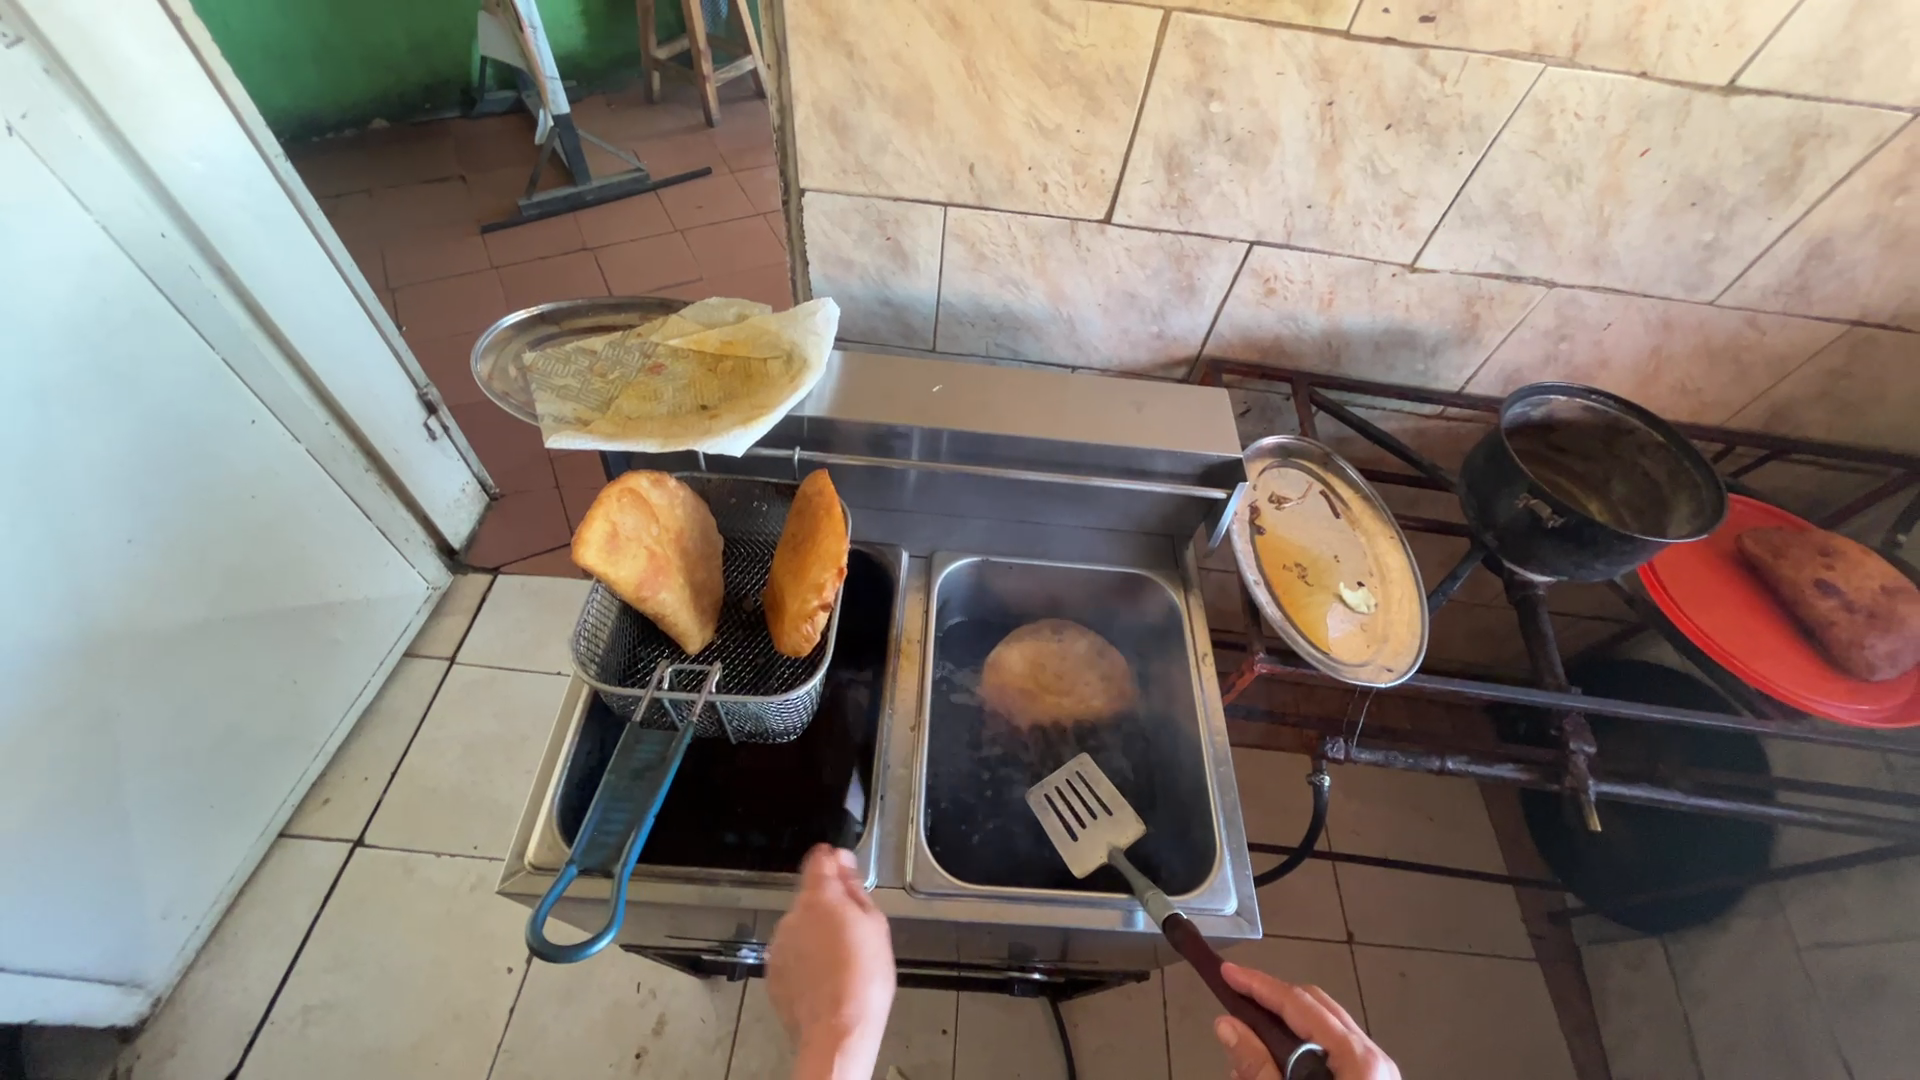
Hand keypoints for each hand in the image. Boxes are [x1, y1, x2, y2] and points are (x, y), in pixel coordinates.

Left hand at [767, 845, 895, 1079]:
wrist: (838, 1032)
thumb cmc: (864, 978)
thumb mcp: (874, 924)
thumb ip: (855, 888)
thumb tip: (844, 865)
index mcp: (820, 897)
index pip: (818, 859)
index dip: (832, 859)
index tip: (843, 864)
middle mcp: (793, 915)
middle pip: (810, 895)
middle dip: (829, 903)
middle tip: (853, 926)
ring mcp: (779, 944)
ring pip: (800, 925)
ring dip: (816, 931)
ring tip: (840, 958)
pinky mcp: (773, 972)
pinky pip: (791, 952)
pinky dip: (804, 956)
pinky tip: (824, 975)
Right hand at [1212, 963, 1398, 1079]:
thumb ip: (1258, 1066)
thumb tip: (1226, 1024)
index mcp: (1358, 1058)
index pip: (1298, 1002)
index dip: (1258, 983)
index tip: (1225, 971)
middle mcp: (1373, 1058)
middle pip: (1313, 1006)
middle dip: (1270, 1001)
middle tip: (1234, 1001)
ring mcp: (1378, 1074)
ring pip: (1321, 1030)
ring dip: (1282, 1031)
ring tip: (1247, 1050)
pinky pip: (1332, 1054)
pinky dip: (1299, 1053)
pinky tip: (1275, 1070)